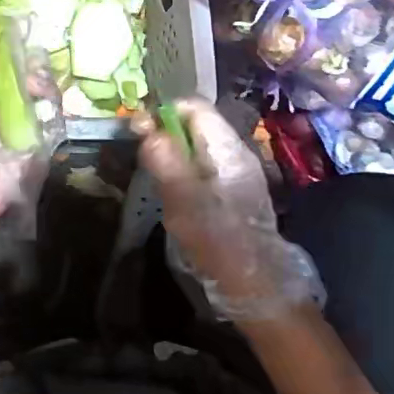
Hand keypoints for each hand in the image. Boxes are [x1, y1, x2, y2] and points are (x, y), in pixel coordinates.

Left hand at [0, 39, 48, 255]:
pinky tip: (46, 99)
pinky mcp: (37, 155)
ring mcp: (24, 136)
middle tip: (31, 55)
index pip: (5, 75)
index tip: (18, 34)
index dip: (13, 56)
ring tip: (37, 74)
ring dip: (44, 87)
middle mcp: (8, 118)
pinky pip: (51, 132)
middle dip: (33, 70)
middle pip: (29, 88)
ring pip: (44, 106)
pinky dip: (52, 114)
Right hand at [137, 100, 322, 317]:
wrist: (255, 287)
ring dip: (171, 153)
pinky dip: (182, 170)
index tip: (139, 133)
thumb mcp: (184, 199)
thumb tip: (146, 126)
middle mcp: (234, 152)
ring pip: (196, 145)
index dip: (163, 112)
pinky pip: (201, 165)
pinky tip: (175, 192)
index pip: (193, 106)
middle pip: (194, 124)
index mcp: (226, 148)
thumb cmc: (218, 240)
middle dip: (164, 133)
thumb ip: (166, 159)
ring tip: (156, 176)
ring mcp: (235, 172)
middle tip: (143, 157)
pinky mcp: (232, 190)